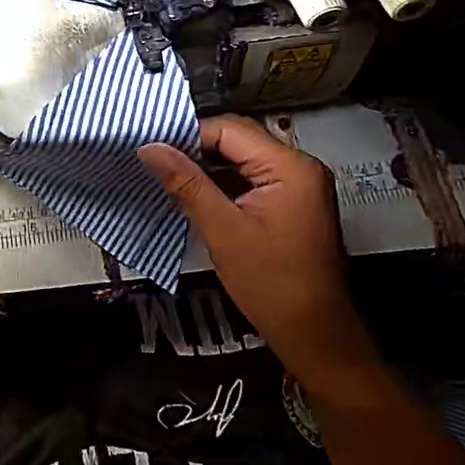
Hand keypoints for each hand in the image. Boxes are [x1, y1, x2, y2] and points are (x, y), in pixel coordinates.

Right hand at [138, 117, 376, 394]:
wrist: (316, 335)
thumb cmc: (272, 284)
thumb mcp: (223, 231)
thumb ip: (186, 184)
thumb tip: (149, 148)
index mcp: (290, 167)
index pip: (230, 130)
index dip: (189, 135)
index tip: (153, 149)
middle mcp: (299, 166)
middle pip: (239, 140)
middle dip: (197, 149)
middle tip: (155, 161)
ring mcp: (299, 184)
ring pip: (243, 159)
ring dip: (208, 167)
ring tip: (168, 175)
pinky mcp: (292, 202)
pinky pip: (252, 179)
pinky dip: (224, 183)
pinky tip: (195, 193)